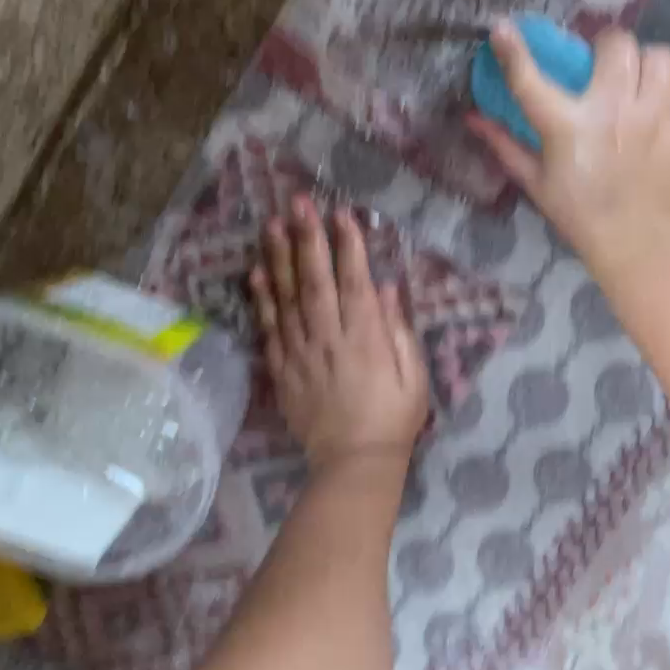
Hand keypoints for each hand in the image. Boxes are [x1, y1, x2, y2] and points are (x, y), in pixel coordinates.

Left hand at [249, 195, 429, 470]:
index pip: (354, 283)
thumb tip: (387, 288)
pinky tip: (255, 274)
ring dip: (278, 260)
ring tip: (270, 225)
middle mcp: (329, 339)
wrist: (354, 465)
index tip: (339, 214)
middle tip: (297, 204)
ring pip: (286, 299)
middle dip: (306, 239)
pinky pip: (269, 330)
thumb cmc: (394, 419)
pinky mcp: (282, 371)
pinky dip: (262, 301)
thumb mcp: (413, 377)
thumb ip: (399, 330)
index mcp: (365, 338)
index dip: (347, 246)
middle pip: (314, 281)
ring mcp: (301, 354)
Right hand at [468, 19, 669, 278]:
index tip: (504, 28)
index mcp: (567, 125)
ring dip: (650, 66)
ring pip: (661, 58)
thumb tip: (473, 117)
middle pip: (618, 45)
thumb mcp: (536, 182)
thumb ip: (505, 145)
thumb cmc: (579, 214)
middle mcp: (612, 110)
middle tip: (606, 64)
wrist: (637, 244)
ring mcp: (655, 117)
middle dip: (610, 46)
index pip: (531, 80)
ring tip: (644, 83)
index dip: (514, 49)